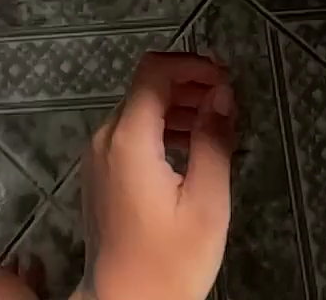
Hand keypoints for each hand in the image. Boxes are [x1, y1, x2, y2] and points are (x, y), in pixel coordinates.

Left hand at [78, 52, 235, 299]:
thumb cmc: (169, 262)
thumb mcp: (206, 204)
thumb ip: (213, 141)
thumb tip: (222, 94)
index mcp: (129, 137)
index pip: (154, 71)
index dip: (191, 64)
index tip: (224, 76)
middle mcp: (106, 136)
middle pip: (146, 86)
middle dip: (188, 82)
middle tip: (227, 97)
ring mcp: (98, 152)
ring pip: (139, 107)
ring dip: (177, 104)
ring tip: (216, 120)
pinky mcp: (100, 169)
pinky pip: (131, 131)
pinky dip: (161, 126)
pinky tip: (191, 144)